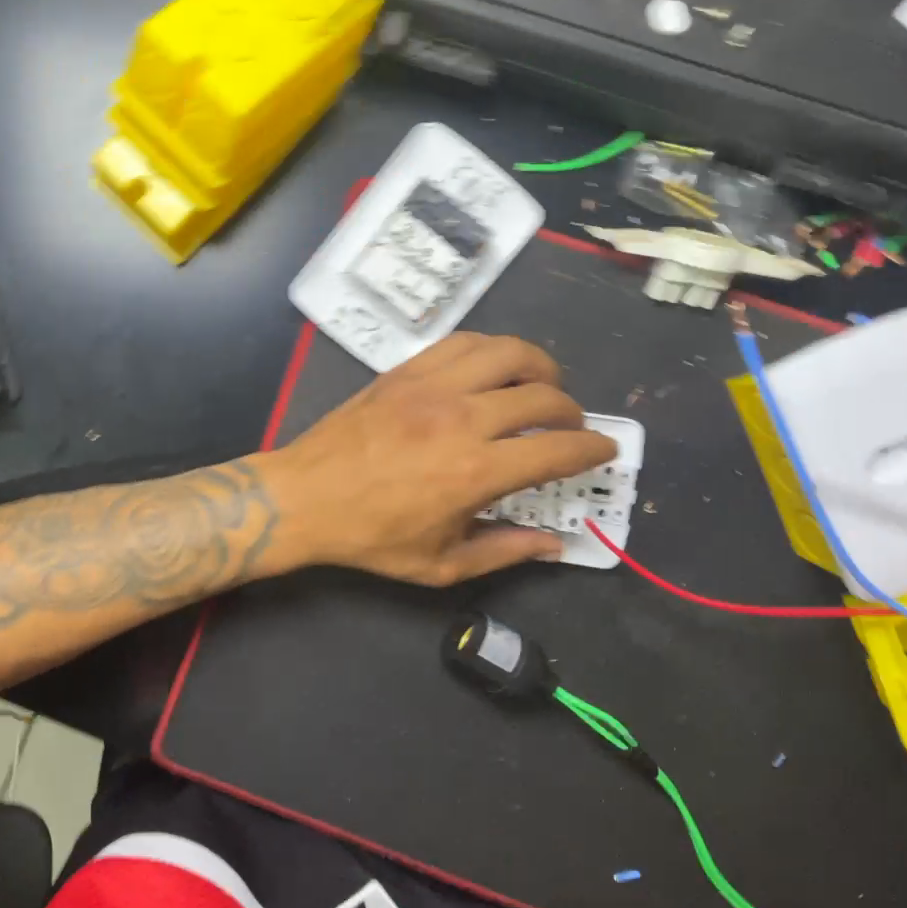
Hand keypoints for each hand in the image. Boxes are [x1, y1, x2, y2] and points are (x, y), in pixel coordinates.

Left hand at [258, 333, 617, 585]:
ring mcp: (430, 387)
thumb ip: (504, 552)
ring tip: (541, 384)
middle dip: (571, 410)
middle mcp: (462, 419)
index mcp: (477, 471)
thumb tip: (554, 545)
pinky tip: (491, 367)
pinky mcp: (403, 372)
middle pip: (543, 396)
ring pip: (506, 352)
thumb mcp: (440, 564)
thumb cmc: (369, 536)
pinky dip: (490, 349)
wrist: (304, 496)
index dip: (592, 449)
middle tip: (569, 425)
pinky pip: (461, 343)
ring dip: (538, 365)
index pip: (558, 448)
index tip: (602, 450)